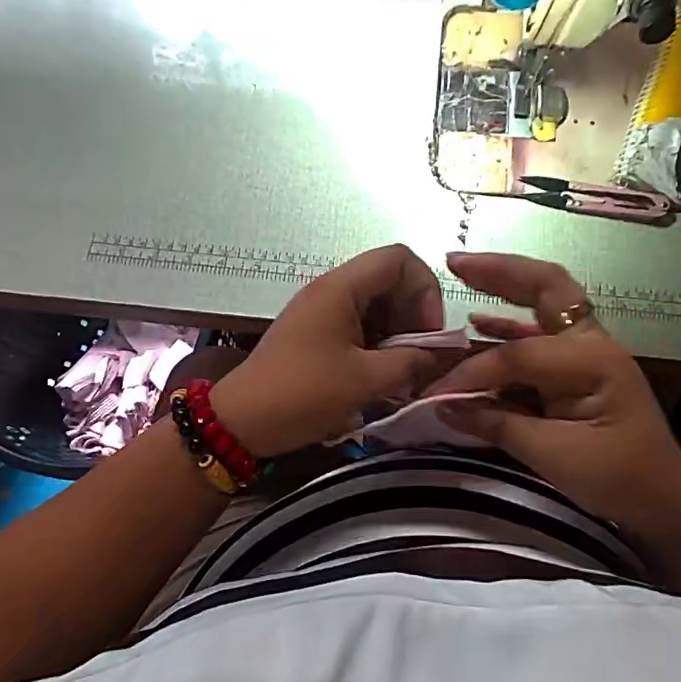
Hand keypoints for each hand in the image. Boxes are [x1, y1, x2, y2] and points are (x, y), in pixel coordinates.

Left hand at [211, 244, 453, 455]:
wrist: (241, 422)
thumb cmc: (303, 394)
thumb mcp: (365, 380)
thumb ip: (411, 363)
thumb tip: (439, 358)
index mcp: (341, 288)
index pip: (400, 259)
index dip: (425, 290)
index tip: (428, 332)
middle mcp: (332, 291)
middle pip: (390, 281)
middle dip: (414, 315)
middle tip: (421, 356)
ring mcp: (322, 312)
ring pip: (377, 306)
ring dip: (398, 334)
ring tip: (406, 370)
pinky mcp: (317, 335)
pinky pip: (360, 326)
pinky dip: (379, 346)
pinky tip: (385, 376)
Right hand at [424, 252, 680, 541]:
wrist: (664, 498)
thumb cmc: (617, 477)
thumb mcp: (555, 456)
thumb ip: (498, 425)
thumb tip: (444, 407)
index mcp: (592, 361)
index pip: (517, 355)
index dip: (472, 373)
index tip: (435, 394)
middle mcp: (590, 344)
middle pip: (546, 287)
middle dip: (500, 270)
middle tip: (455, 261)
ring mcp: (586, 352)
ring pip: (543, 303)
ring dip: (504, 286)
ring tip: (463, 272)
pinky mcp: (577, 369)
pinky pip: (538, 336)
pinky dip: (508, 325)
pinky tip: (479, 321)